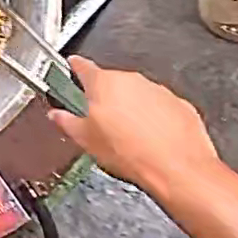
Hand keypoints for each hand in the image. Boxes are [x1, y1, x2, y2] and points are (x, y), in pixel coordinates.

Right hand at [49, 56, 218, 194]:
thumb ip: (67, 122)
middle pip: (111, 83)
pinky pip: (161, 107)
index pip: (82, 65)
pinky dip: (155, 119)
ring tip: (130, 138)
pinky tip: (152, 141)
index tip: (72, 67)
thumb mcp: (87, 141)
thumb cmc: (133, 155)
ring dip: (132, 109)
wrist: (179, 171)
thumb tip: (58, 116)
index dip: (74, 67)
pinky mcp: (178, 104)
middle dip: (106, 99)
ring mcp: (156, 90)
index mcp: (103, 83)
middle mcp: (130, 80)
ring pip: (137, 95)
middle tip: (103, 123)